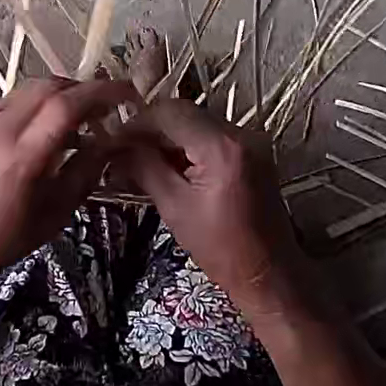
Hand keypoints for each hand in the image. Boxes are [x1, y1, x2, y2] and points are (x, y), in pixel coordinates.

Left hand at [0, 77, 135, 292]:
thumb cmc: (3, 238)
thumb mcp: (55, 213)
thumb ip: (87, 170)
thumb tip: (115, 141)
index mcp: (20, 159)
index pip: (65, 107)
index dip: (101, 93)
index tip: (127, 94)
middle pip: (49, 86)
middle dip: (84, 89)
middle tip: (106, 105)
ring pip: (29, 88)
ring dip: (61, 93)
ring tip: (81, 116)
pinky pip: (13, 100)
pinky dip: (38, 104)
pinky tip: (47, 127)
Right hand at [119, 99, 310, 320]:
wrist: (270, 273)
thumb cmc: (221, 248)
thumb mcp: (174, 207)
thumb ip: (144, 167)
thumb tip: (117, 146)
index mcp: (221, 147)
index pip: (169, 113)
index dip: (138, 123)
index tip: (116, 140)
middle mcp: (240, 133)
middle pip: (184, 112)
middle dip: (151, 129)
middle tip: (124, 150)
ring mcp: (251, 139)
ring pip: (196, 121)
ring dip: (168, 136)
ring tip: (143, 160)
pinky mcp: (252, 150)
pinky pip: (211, 134)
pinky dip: (188, 144)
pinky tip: (171, 166)